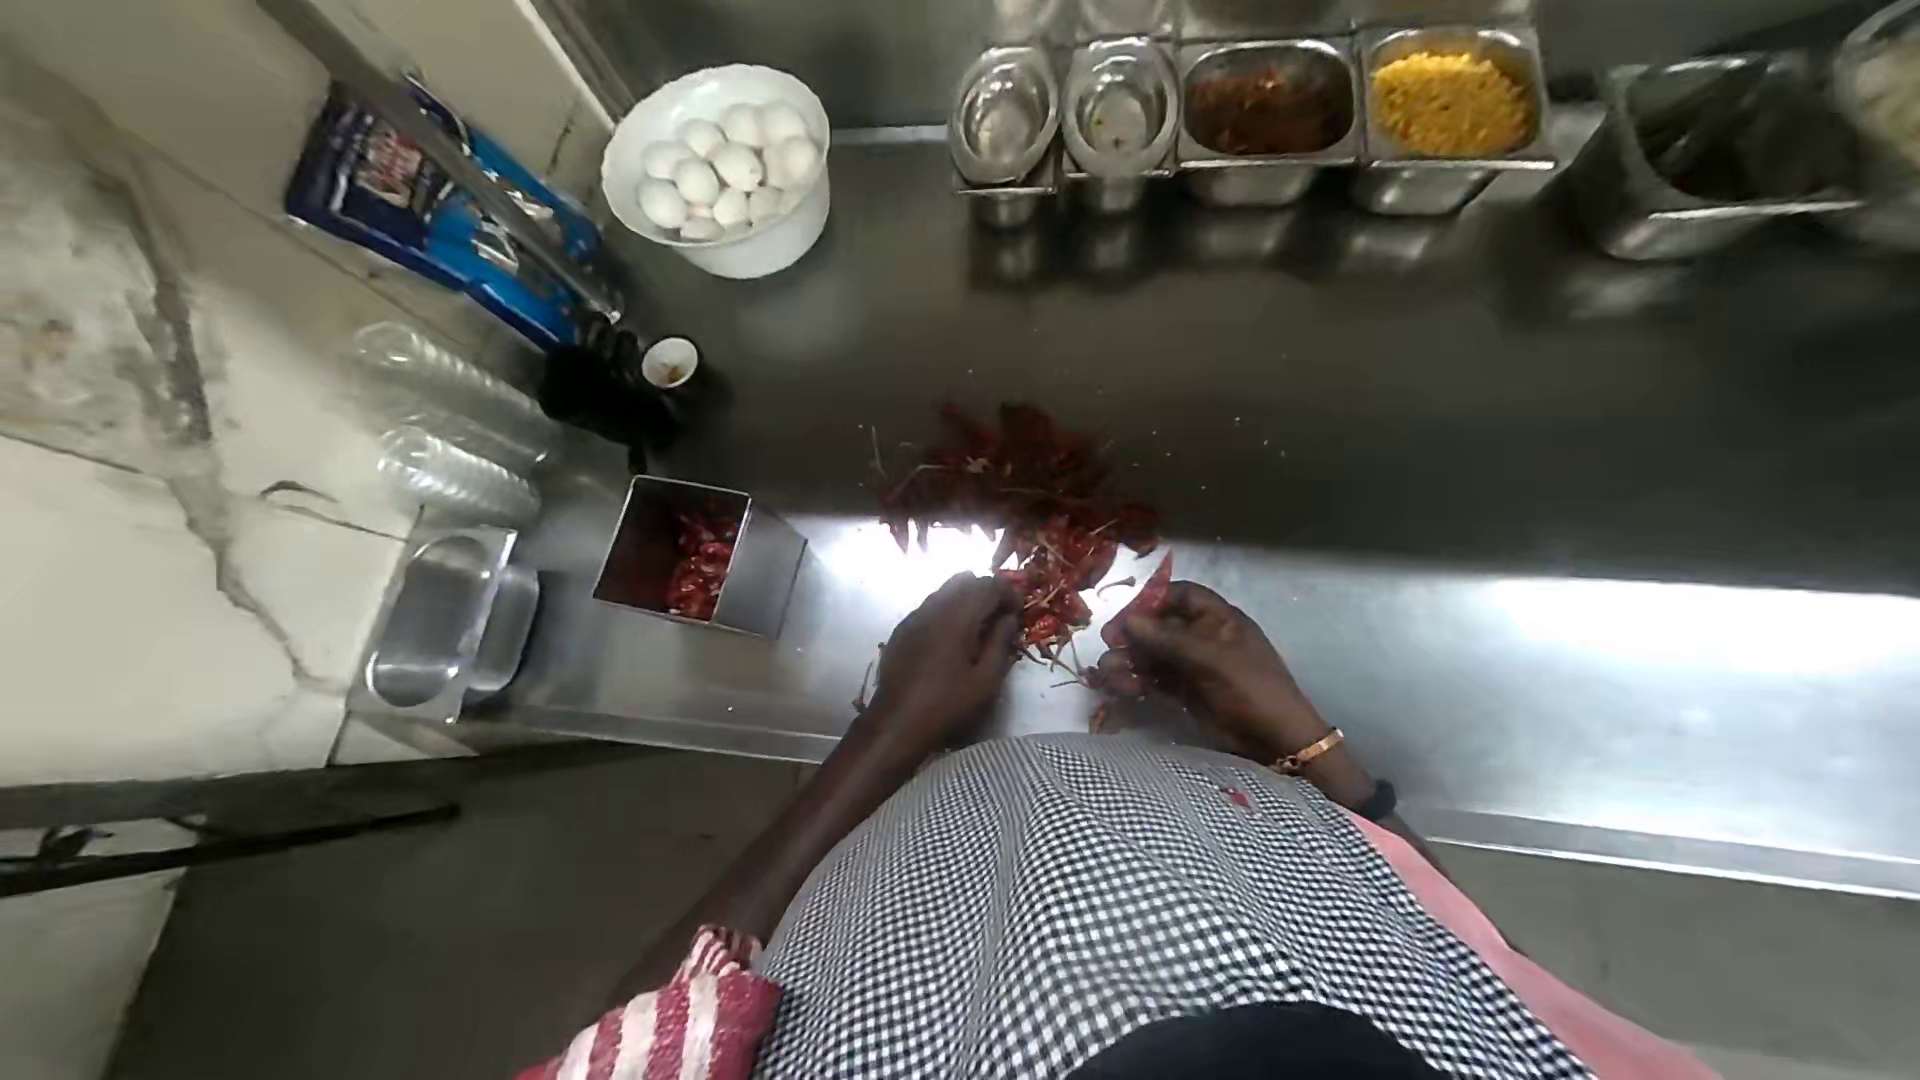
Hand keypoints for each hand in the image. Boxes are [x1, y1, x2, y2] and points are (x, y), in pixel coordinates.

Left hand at [852, 573, 1020, 764]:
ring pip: (944, 590)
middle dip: (986, 592)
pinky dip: (946, 611)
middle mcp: (933, 607)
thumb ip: (1001, 643)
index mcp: (957, 617)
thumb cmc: (947, 704)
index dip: (1008, 593)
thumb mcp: (986, 680)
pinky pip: (929, 606)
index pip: (988, 584)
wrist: (896, 722)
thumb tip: (1009, 619)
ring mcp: (913, 616)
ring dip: (965, 600)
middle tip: (999, 617)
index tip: (1018, 612)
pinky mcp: (901, 629)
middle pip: (964, 580)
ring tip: (977, 628)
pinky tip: (950, 640)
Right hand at [1101, 581, 1329, 759]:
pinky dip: (1136, 681)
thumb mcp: (1211, 659)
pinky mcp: (1184, 690)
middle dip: (1132, 635)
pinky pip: (1153, 678)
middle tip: (1109, 645)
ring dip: (1129, 660)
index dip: (1151, 599)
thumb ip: (1168, 639)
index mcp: (1218, 619)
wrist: (1277, 741)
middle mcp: (1202, 636)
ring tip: (1110, 673)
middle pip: (1158, 625)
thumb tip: (1129, 620)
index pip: (1180, 595)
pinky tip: (1124, 689)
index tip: (1126, 613)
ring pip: (1151, 654)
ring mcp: (1192, 664)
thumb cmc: (1252, 688)